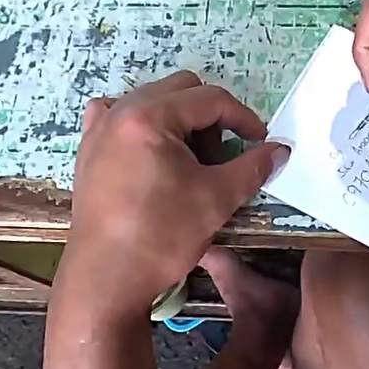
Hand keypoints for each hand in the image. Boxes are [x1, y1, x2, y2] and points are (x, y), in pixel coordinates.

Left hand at [62, 71, 288, 314]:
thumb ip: (252, 166)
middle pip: (181, 91)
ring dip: (180, 122)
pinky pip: (120, 118)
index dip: (244, 118)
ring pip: (152, 102)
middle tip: (220, 159)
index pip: (210, 99)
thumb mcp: (217, 199)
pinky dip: (145, 127)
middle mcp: (119, 111)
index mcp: (149, 116)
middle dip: (211, 118)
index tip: (261, 143)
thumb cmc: (161, 236)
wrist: (106, 278)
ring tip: (190, 164)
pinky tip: (153, 155)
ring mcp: (99, 129)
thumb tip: (279, 149)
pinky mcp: (89, 150)